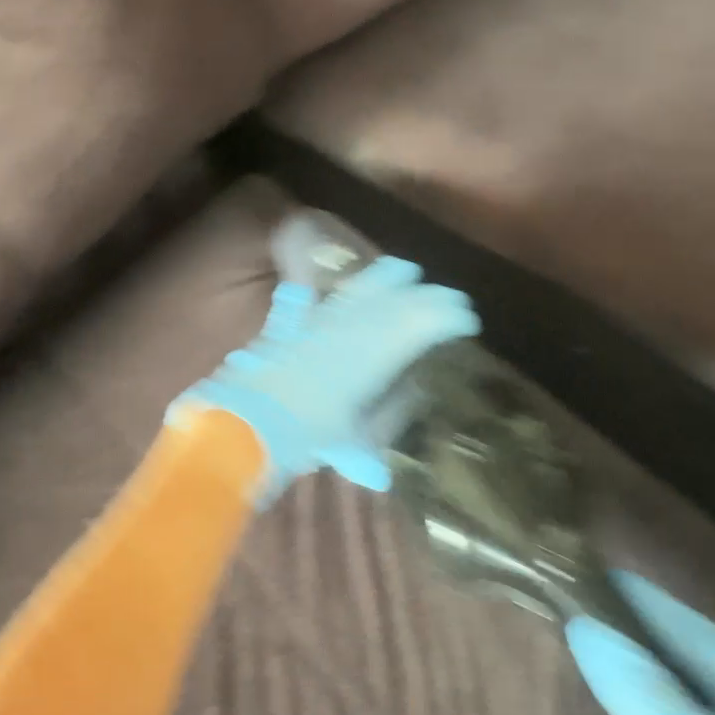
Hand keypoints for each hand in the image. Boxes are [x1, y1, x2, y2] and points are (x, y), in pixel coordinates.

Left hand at [174, 256, 479, 501]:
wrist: (246, 422)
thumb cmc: (307, 436)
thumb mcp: (352, 443)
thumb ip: (378, 434)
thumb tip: (397, 426)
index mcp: (376, 353)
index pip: (423, 323)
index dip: (448, 317)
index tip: (467, 319)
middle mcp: (354, 328)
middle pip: (398, 301)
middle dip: (427, 297)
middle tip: (449, 298)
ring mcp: (323, 321)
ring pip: (364, 290)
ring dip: (388, 280)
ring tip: (406, 271)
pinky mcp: (296, 323)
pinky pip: (328, 297)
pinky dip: (346, 288)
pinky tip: (351, 282)